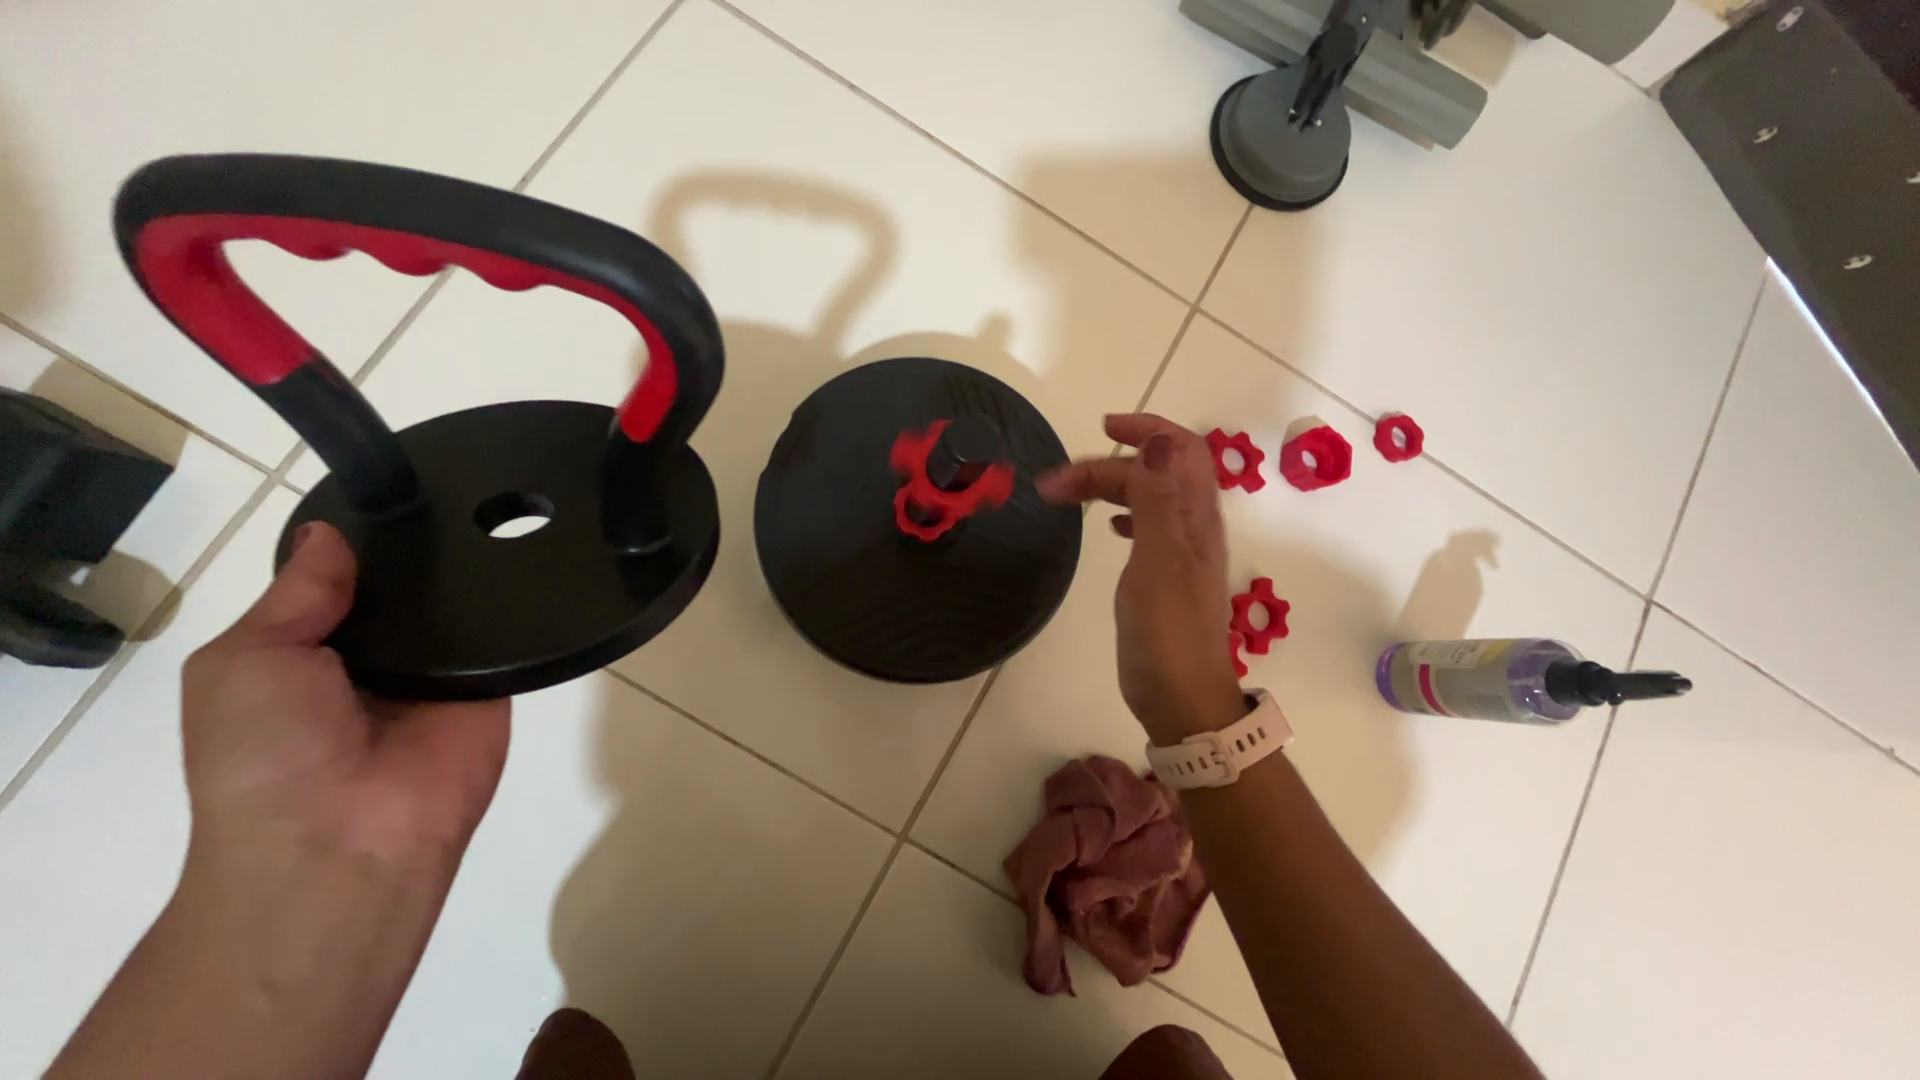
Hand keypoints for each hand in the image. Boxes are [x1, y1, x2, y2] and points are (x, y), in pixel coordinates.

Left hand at [47, 522, 511, 1079]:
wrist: (345, 840)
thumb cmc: (266, 753)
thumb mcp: (247, 662)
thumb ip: (296, 595)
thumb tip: (328, 531)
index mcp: (313, 651)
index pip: (346, 581)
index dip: (363, 540)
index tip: (395, 483)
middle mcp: (381, 658)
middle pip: (410, 588)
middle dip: (424, 548)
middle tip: (456, 486)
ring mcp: (444, 672)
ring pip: (462, 607)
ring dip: (473, 571)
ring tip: (499, 506)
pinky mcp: (497, 685)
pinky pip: (507, 636)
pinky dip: (516, 604)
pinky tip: (534, 554)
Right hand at [1038, 415, 1246, 743]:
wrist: (1180, 699)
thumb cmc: (1167, 634)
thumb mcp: (1159, 562)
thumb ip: (1157, 500)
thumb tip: (1157, 439)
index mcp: (1195, 518)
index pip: (1181, 450)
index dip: (1147, 428)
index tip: (1103, 427)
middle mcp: (1193, 527)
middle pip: (1155, 472)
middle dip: (1106, 465)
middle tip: (1055, 485)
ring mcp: (1180, 552)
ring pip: (1146, 497)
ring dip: (1109, 487)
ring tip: (1066, 497)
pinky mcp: (1165, 576)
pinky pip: (1146, 526)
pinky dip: (1122, 513)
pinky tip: (1107, 525)